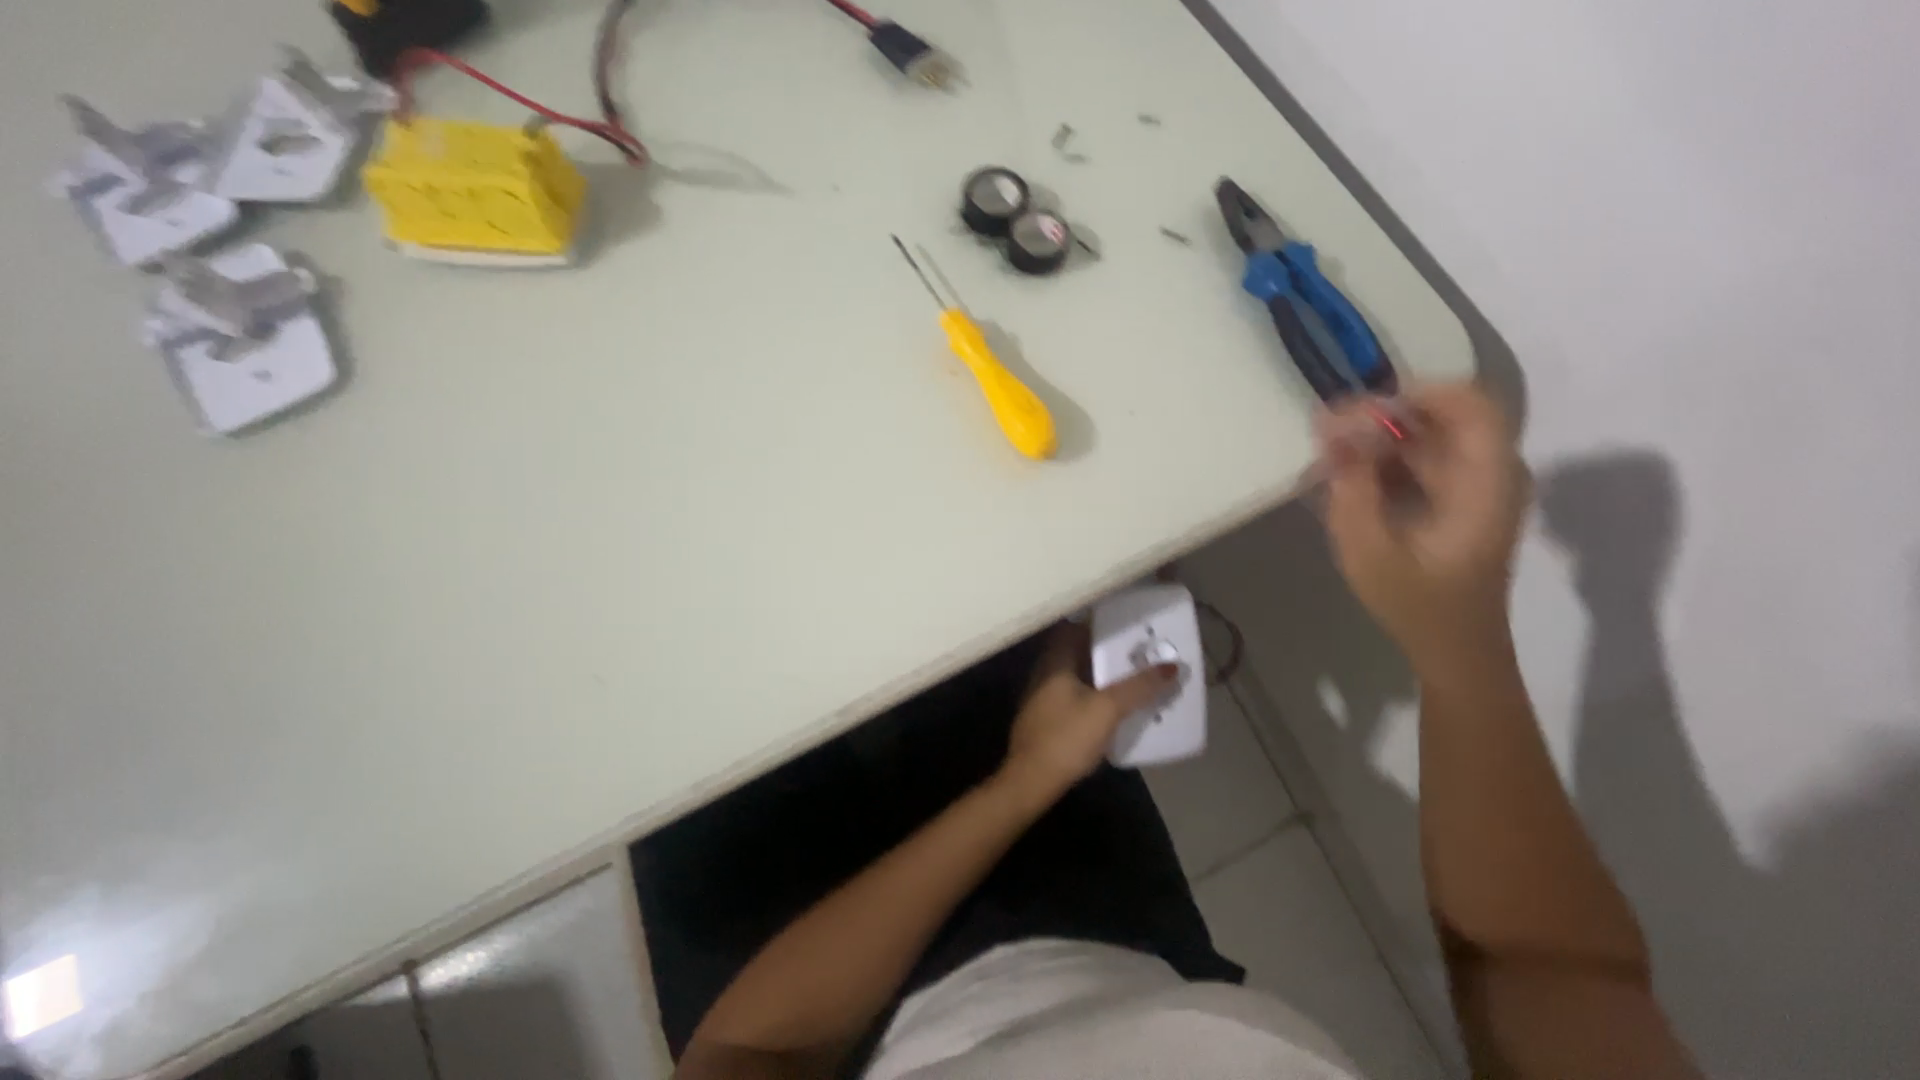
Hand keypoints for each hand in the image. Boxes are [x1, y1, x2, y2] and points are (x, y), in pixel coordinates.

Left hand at [999, 623, 1180, 799]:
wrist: (1031, 781)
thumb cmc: (1066, 737)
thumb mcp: (1108, 709)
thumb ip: (1138, 687)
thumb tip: (1172, 667)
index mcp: (1054, 662)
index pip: (1073, 628)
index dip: (1098, 624)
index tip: (1125, 625)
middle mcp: (1044, 673)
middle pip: (1077, 652)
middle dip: (1105, 652)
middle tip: (1137, 652)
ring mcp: (1042, 698)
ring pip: (1076, 677)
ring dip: (1101, 676)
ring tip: (1133, 677)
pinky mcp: (1046, 721)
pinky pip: (1074, 698)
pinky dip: (1093, 697)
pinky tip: (1114, 707)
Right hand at [1318, 382, 1528, 672]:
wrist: (1455, 650)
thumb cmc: (1417, 604)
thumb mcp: (1368, 549)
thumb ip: (1351, 485)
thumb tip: (1332, 428)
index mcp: (1485, 481)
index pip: (1468, 404)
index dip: (1415, 393)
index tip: (1359, 411)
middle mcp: (1493, 473)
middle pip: (1446, 415)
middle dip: (1386, 415)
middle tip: (1331, 431)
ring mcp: (1479, 486)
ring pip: (1433, 435)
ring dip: (1382, 436)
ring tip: (1331, 452)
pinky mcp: (1462, 500)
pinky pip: (1428, 459)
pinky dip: (1389, 458)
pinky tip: (1351, 475)